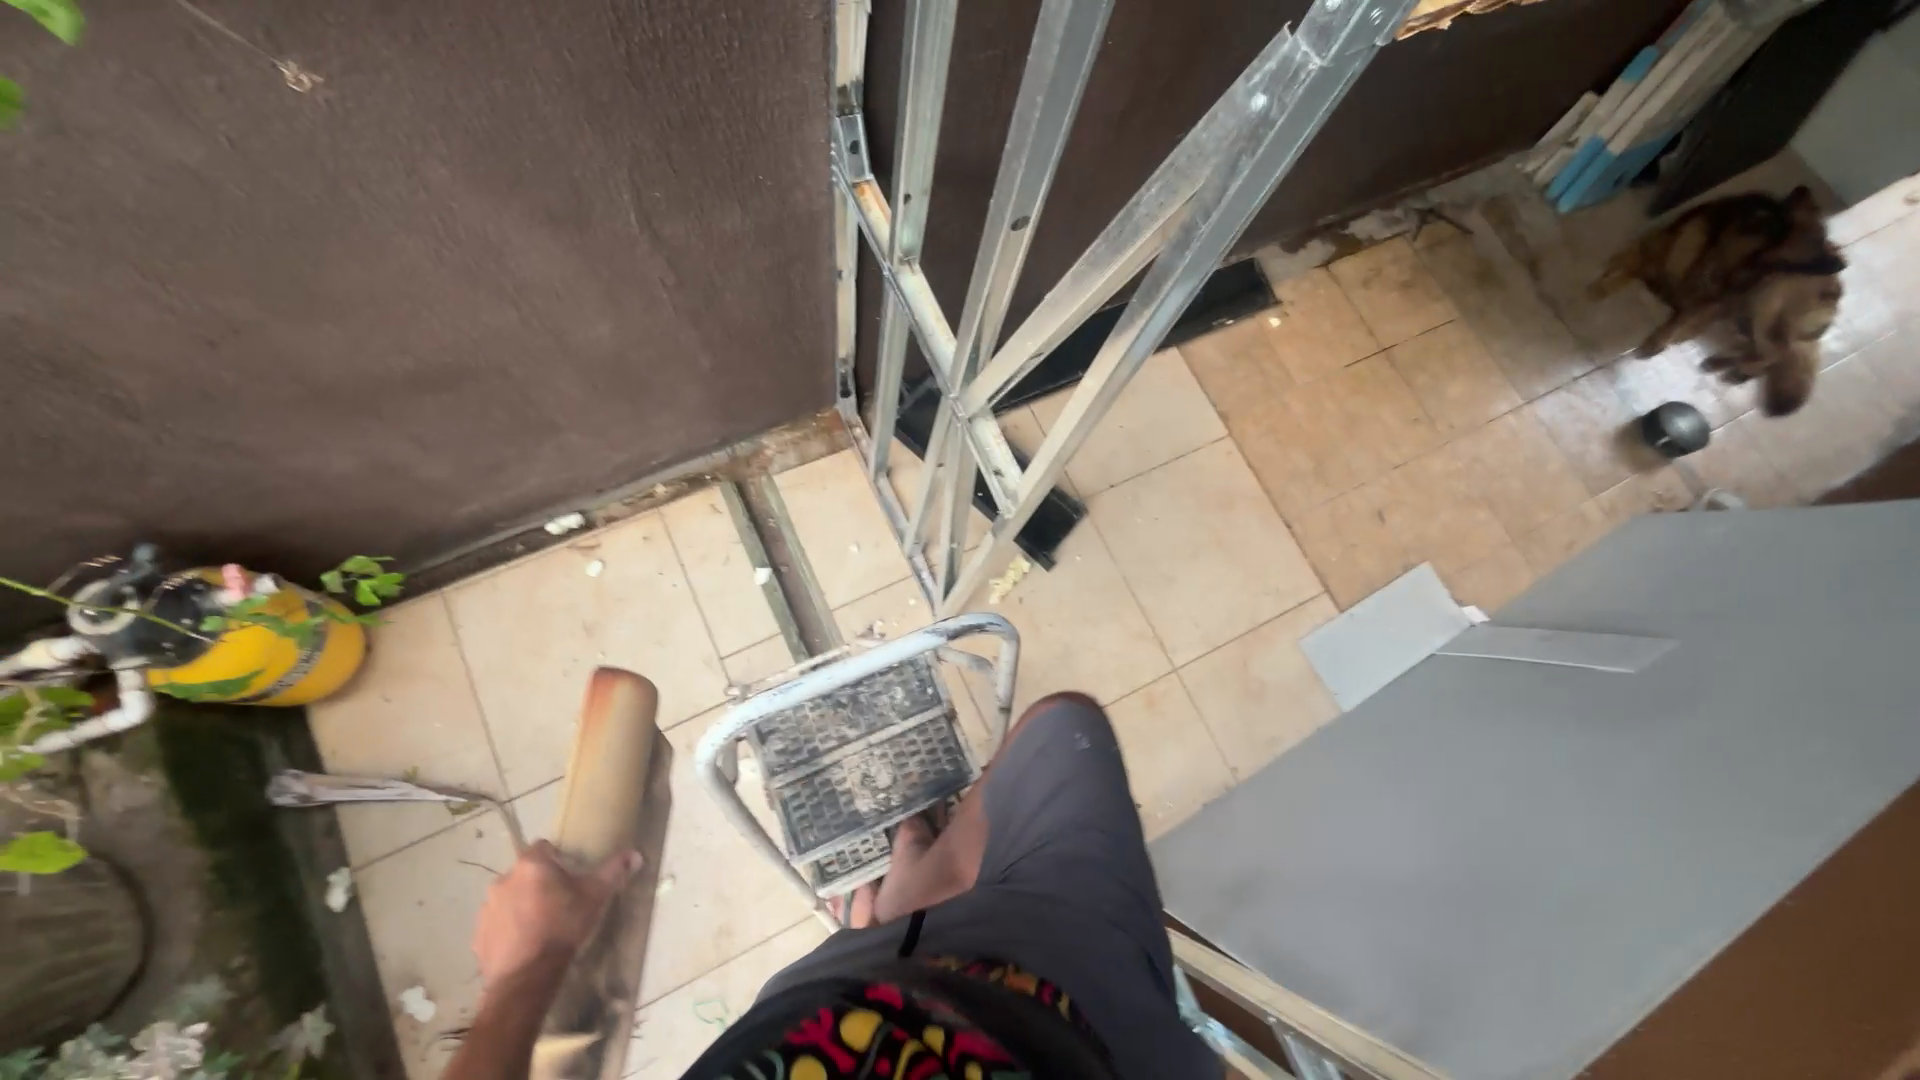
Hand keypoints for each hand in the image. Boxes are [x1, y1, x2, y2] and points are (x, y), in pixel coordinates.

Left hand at [472, 840, 639, 987]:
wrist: (527, 976)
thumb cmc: (564, 926)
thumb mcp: (596, 896)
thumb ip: (614, 871)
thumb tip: (635, 854)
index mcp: (532, 865)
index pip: (543, 847)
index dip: (557, 857)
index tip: (569, 874)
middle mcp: (503, 880)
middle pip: (525, 873)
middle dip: (539, 882)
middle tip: (558, 900)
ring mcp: (487, 909)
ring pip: (509, 897)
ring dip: (522, 904)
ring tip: (541, 924)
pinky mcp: (478, 935)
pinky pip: (497, 923)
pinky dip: (509, 928)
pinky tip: (525, 943)